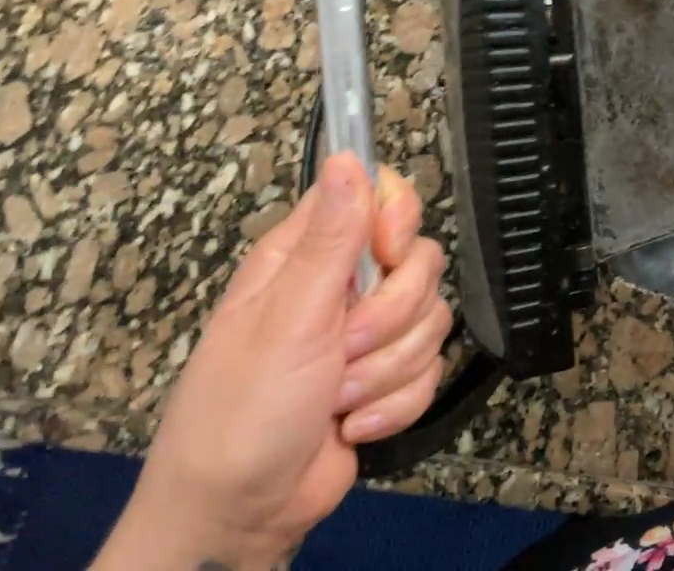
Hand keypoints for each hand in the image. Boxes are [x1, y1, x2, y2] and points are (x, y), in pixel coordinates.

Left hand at [96, 153, 451, 568]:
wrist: (241, 516)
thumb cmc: (241, 413)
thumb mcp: (284, 321)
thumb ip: (328, 240)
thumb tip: (347, 157)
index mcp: (305, 256)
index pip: (376, 194)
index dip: (397, 217)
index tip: (388, 253)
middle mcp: (343, 285)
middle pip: (420, 260)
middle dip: (392, 316)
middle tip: (343, 348)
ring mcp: (370, 331)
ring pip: (432, 318)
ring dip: (387, 370)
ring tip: (338, 400)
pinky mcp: (390, 374)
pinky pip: (432, 366)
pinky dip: (397, 402)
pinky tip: (354, 425)